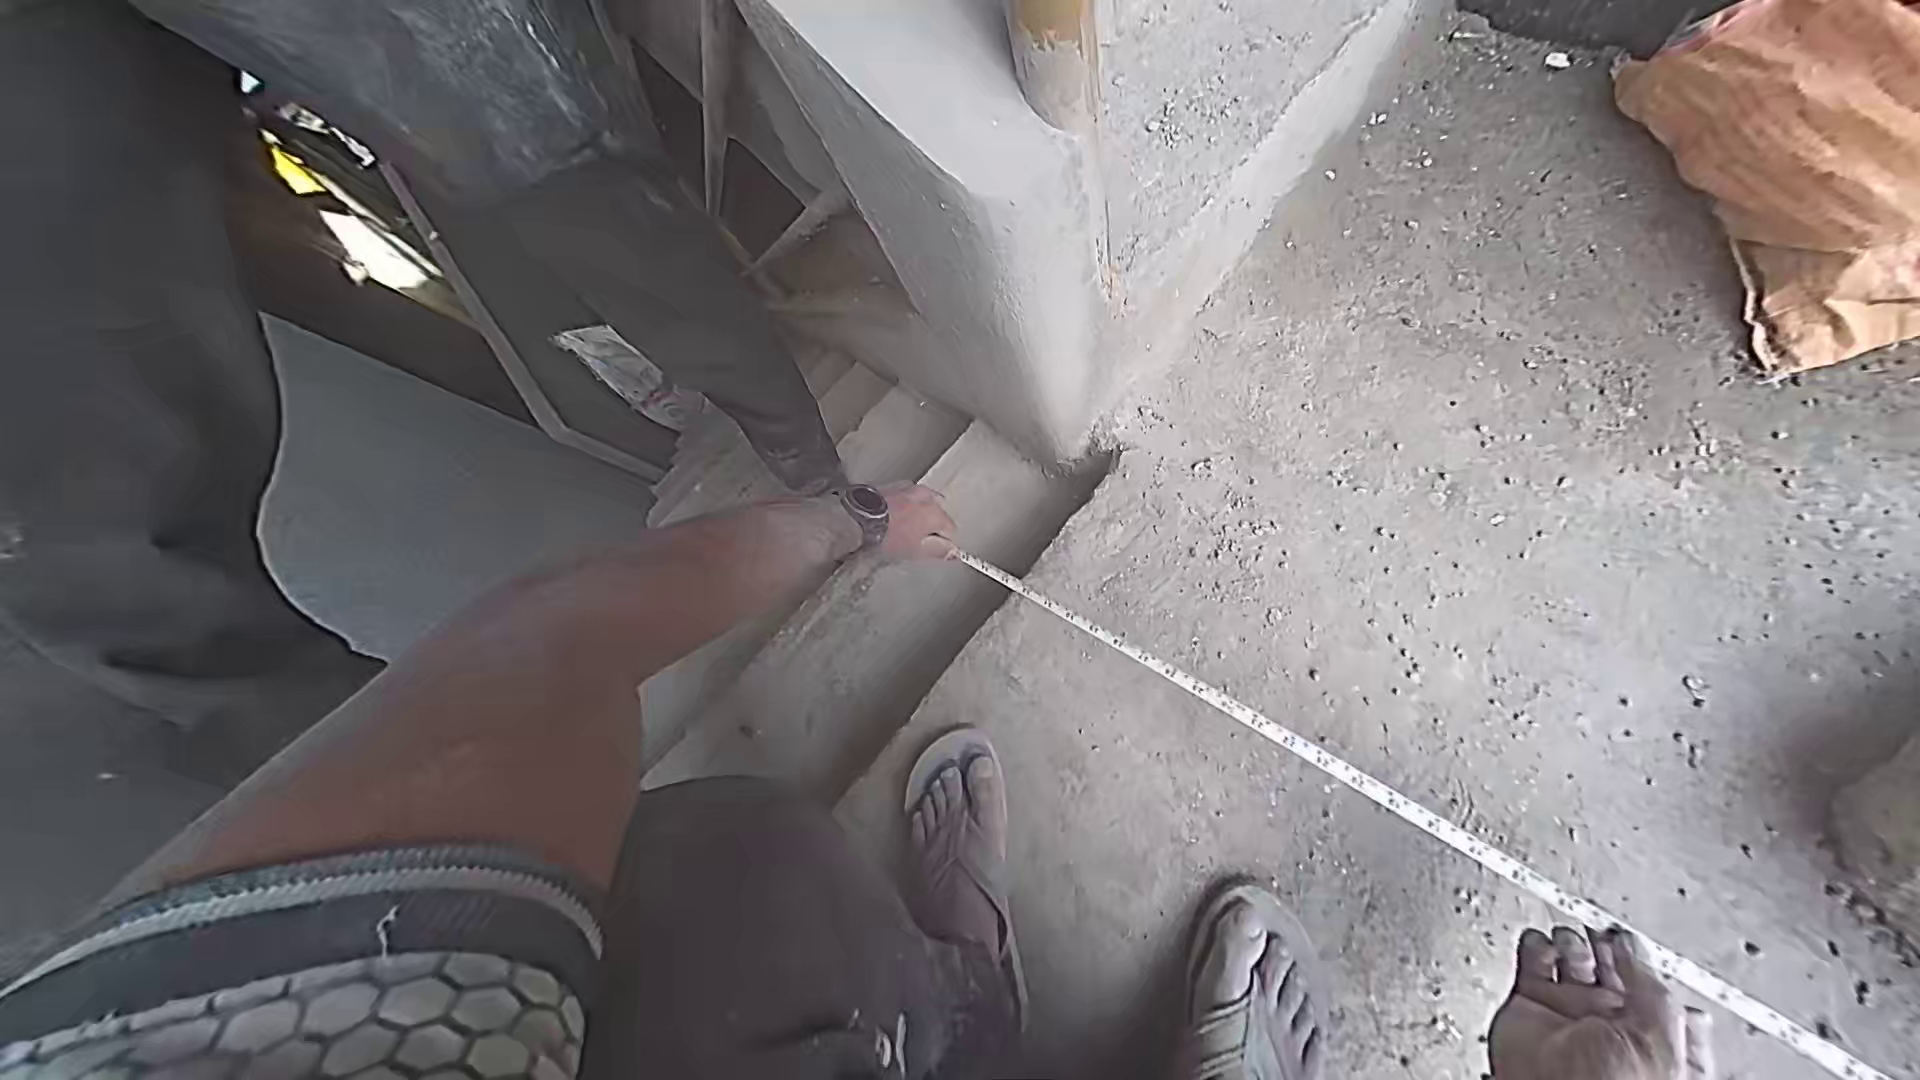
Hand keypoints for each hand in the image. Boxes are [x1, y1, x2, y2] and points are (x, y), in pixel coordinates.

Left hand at [879, 483, 957, 560]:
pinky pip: (904, 496)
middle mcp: (924, 495)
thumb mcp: (915, 551)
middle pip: (937, 511)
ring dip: (917, 513)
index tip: (933, 550)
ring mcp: (906, 487)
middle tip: (916, 540)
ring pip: (921, 501)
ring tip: (902, 528)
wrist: (855, 519)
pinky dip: (902, 505)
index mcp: (935, 512)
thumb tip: (953, 551)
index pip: (950, 529)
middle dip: (931, 524)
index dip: (943, 542)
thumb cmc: (886, 536)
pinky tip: (891, 516)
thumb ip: (938, 550)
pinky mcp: (889, 485)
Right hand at [1489, 926, 1712, 1079]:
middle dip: (1605, 947)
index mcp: (1659, 1042)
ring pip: (1572, 958)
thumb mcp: (1660, 1048)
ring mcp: (1571, 1010)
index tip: (1630, 940)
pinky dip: (1535, 943)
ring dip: (1571, 943)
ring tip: (1570, 944)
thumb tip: (1635, 951)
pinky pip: (1532, 958)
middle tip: (1598, 932)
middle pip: (1611, 969)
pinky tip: (1542, 944)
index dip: (1645, 964)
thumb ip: (1654, 997)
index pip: (1658, 992)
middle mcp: (1615, 1024)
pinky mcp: (1532, 998)